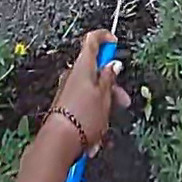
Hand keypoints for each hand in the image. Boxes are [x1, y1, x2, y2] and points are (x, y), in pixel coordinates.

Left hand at [46, 29, 129, 159]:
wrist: (58, 144)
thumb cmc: (82, 117)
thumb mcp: (104, 96)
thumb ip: (109, 78)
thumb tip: (113, 64)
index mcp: (83, 66)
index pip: (92, 40)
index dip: (104, 37)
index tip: (115, 42)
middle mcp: (73, 75)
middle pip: (95, 70)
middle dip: (111, 85)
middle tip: (122, 100)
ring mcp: (67, 91)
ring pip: (91, 91)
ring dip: (104, 105)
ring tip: (107, 128)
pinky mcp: (64, 107)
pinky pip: (83, 106)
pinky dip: (93, 117)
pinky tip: (95, 137)